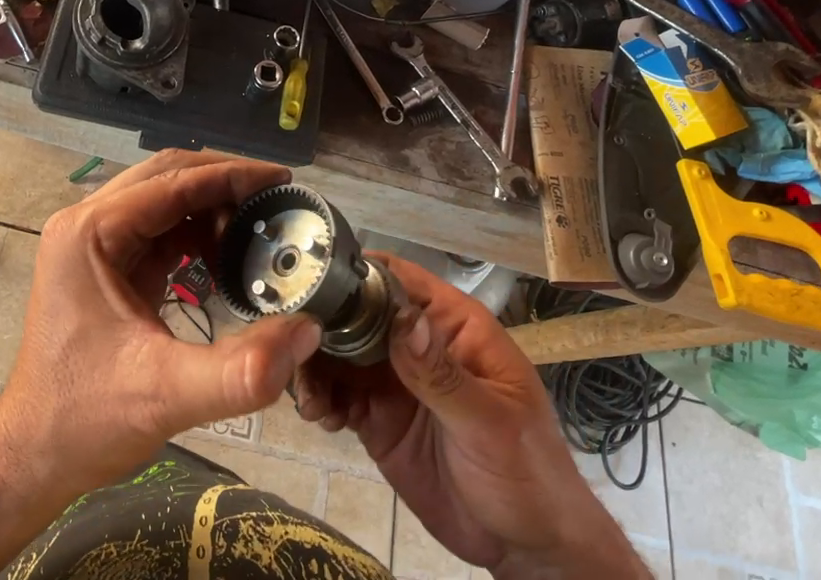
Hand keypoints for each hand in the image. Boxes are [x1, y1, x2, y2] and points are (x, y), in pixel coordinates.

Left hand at [0, 150, 322, 492]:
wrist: (34, 455)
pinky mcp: (104, 267)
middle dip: (224, 183)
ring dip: (211, 207)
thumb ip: (240, 370)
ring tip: (260, 229)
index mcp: (88, 234)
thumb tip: (309, 330)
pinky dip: (196, 234)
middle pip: (165, 177)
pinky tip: (227, 257)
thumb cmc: (86, 420)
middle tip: (280, 199)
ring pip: (162, 200)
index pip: (171, 182)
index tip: (285, 179)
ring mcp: (92, 244)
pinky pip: (158, 230)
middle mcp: (85, 225)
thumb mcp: (166, 395)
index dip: (232, 176)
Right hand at [294, 255, 644, 578]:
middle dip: (321, 326)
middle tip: (292, 350)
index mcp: (452, 326)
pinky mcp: (377, 418)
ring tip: (311, 399)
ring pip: (339, 354)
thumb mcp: (490, 422)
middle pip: (356, 314)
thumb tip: (405, 318)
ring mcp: (394, 381)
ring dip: (316, 368)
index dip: (357, 275)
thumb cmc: (527, 472)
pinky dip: (322, 399)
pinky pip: (338, 395)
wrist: (526, 546)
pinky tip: (322, 419)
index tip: (313, 285)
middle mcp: (417, 344)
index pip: (399, 279)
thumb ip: (443, 373)